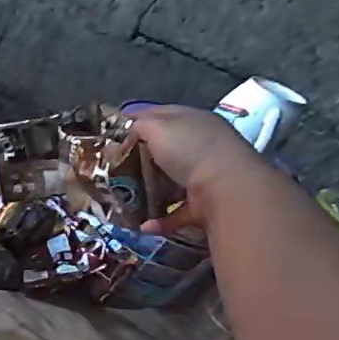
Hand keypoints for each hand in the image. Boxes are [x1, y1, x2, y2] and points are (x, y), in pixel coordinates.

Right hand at [128, 105, 262, 234]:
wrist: (224, 188)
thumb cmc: (190, 150)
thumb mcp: (158, 127)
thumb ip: (140, 125)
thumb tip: (129, 131)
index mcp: (192, 121)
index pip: (161, 114)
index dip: (138, 119)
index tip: (116, 130)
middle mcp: (200, 146)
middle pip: (165, 149)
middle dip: (140, 158)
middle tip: (114, 167)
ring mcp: (203, 176)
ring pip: (170, 182)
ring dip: (149, 191)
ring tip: (124, 198)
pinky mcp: (203, 204)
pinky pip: (176, 212)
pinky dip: (160, 220)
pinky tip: (143, 225)